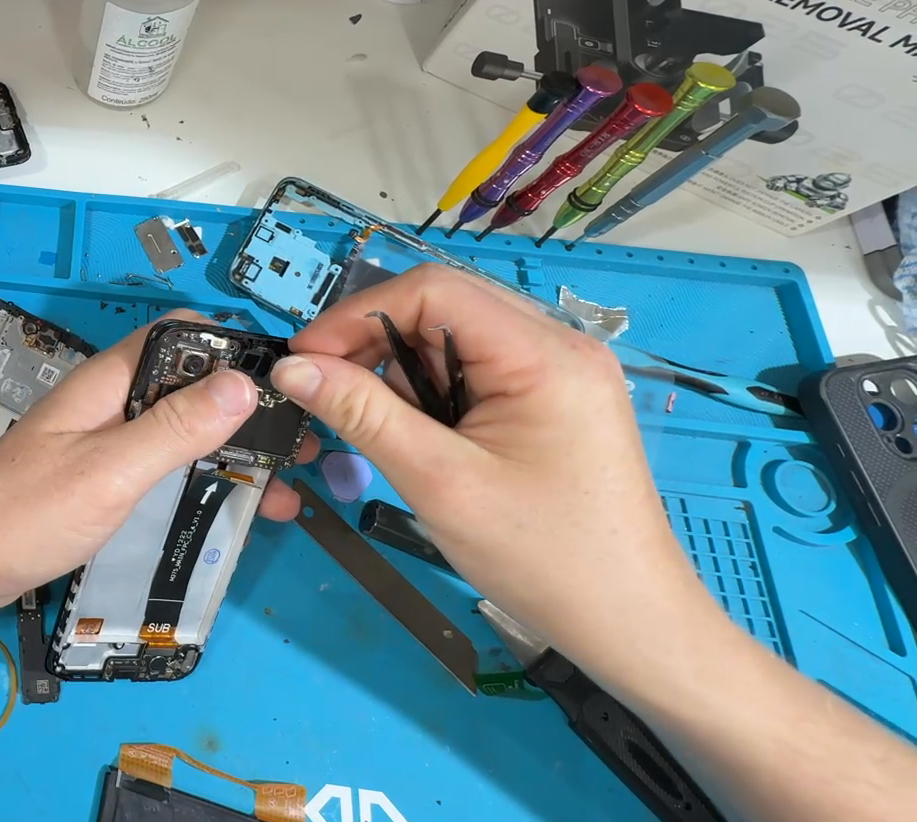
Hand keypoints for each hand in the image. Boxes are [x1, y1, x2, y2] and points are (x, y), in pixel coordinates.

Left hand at [0, 311, 273, 612]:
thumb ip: (173, 428)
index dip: (233, 348)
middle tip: (298, 449)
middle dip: (242, 408)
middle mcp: (108, 400)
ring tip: (283, 488)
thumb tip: (243, 382)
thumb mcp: (110, 470)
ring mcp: (102, 438)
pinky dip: (196, 474)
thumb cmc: (28, 511)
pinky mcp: (97, 474)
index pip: (180, 335)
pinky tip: (228, 505)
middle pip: (186, 383)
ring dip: (226, 447)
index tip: (287, 384)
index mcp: (109, 382)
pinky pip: (157, 461)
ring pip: (176, 426)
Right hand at [265, 265, 720, 682]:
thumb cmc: (541, 555)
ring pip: (445, 337)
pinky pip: (465, 368)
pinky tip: (416, 433)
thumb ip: (360, 413)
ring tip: (377, 425)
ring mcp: (554, 372)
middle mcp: (554, 345)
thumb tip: (289, 366)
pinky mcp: (545, 399)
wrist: (632, 628)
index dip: (356, 314)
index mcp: (542, 354)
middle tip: (325, 389)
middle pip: (436, 307)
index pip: (431, 291)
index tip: (305, 360)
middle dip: (370, 342)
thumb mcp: (437, 480)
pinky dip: (423, 390)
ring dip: (396, 371)